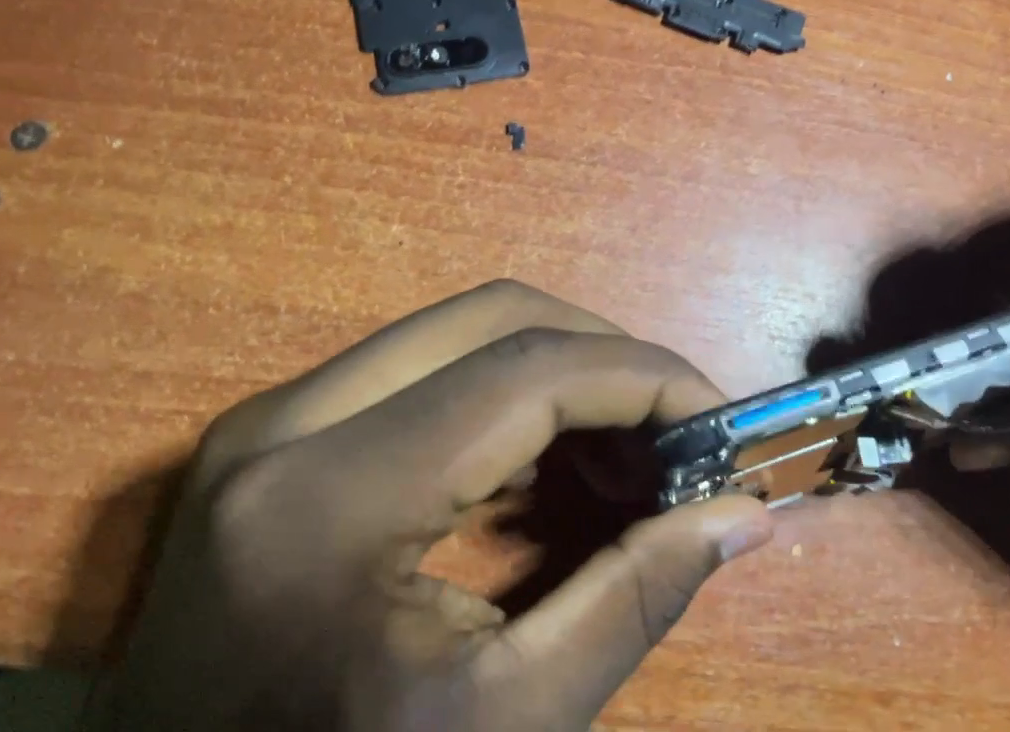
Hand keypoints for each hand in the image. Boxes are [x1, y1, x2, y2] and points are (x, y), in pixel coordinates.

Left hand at [92, 281, 772, 730]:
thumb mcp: (504, 725)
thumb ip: (633, 600)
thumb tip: (743, 514)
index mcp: (329, 500)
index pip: (528, 372)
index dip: (646, 379)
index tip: (718, 422)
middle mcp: (284, 425)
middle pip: (495, 318)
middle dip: (608, 362)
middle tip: (676, 437)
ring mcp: (266, 424)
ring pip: (458, 332)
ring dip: (561, 376)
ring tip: (624, 459)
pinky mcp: (271, 439)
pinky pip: (419, 372)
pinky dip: (504, 401)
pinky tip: (547, 470)